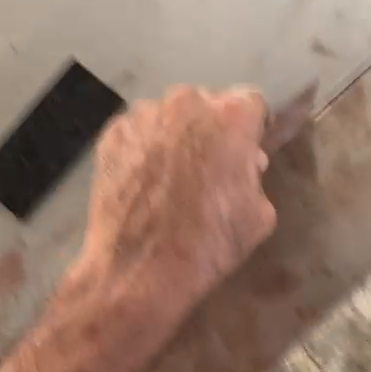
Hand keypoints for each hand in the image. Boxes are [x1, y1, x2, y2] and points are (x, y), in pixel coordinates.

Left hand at [69, 85, 276, 337]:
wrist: (140, 269)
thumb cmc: (209, 243)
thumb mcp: (258, 214)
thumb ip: (254, 175)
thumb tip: (243, 162)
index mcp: (232, 115)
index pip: (251, 104)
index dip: (249, 129)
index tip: (244, 151)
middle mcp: (187, 102)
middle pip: (207, 105)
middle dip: (210, 129)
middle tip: (207, 166)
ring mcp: (144, 114)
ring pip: (169, 116)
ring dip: (174, 136)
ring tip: (170, 175)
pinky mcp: (112, 132)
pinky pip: (137, 132)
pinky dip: (143, 148)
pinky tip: (143, 181)